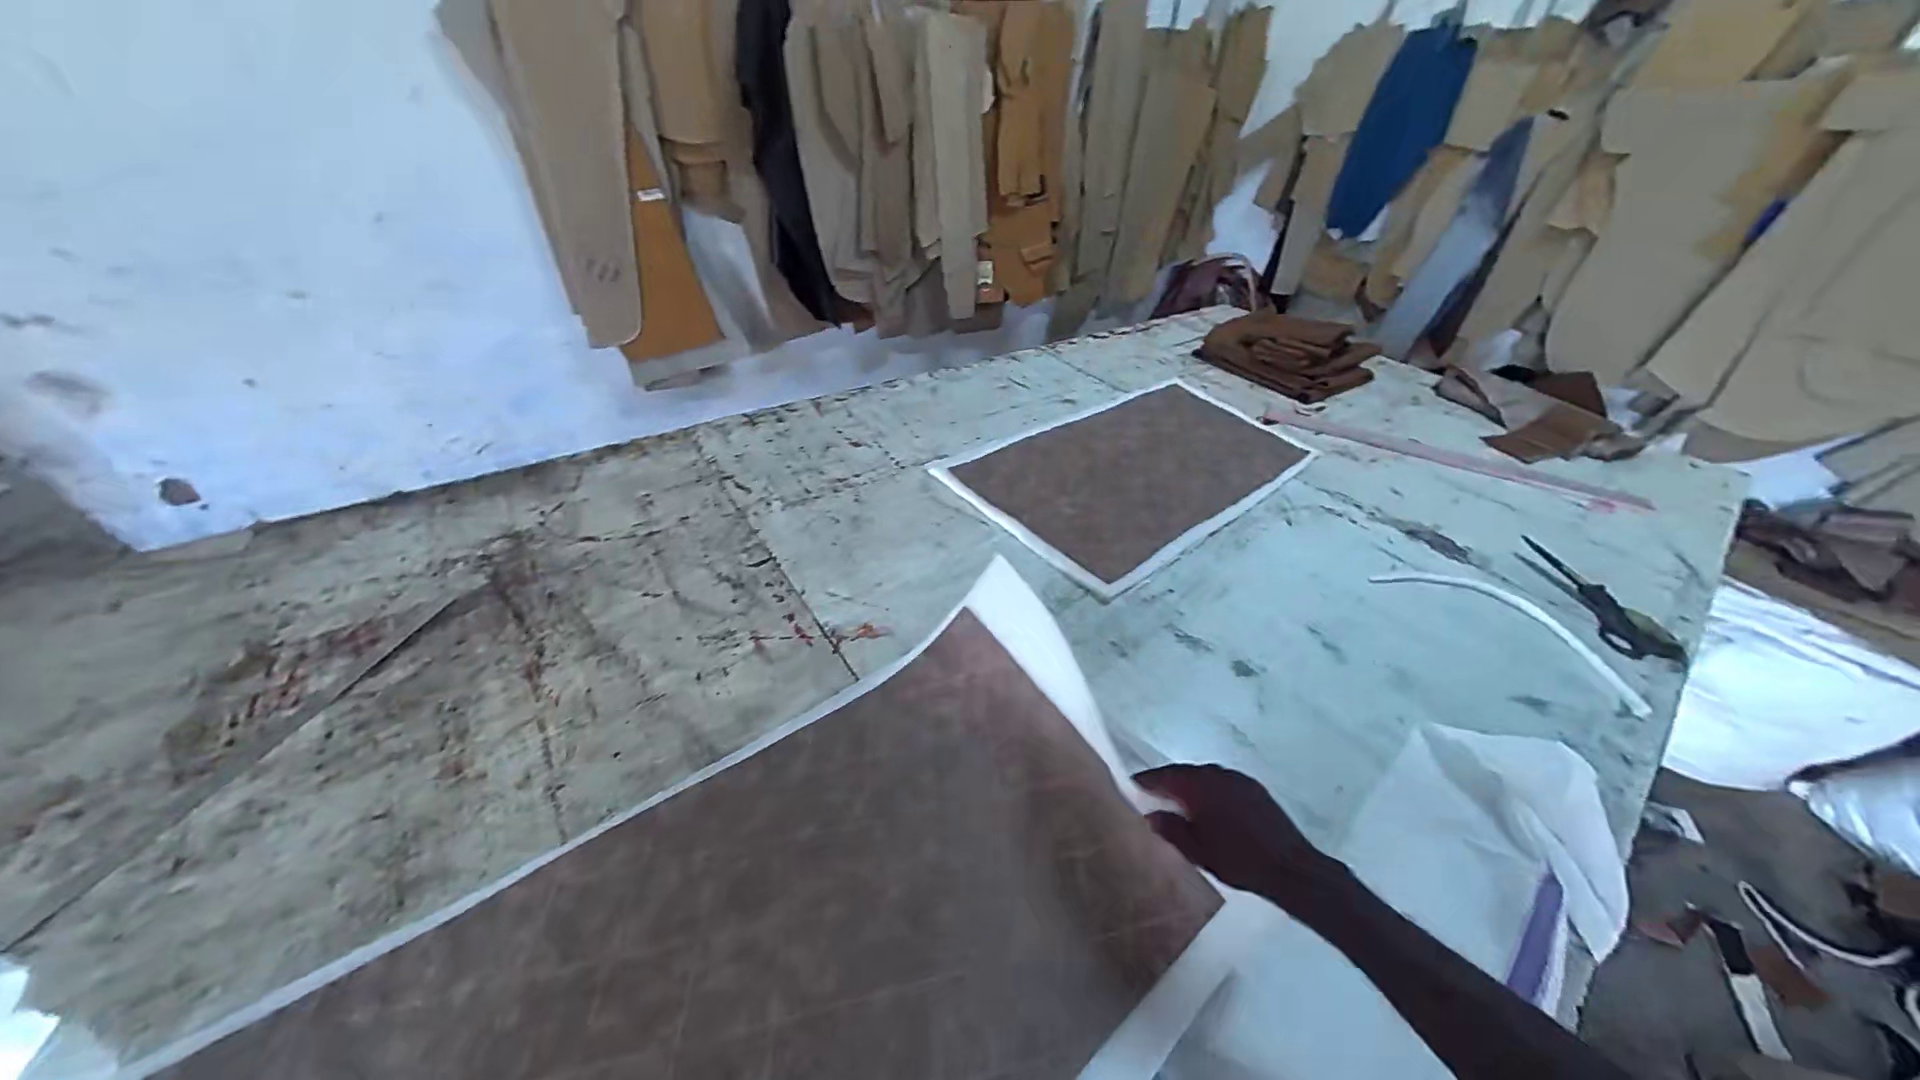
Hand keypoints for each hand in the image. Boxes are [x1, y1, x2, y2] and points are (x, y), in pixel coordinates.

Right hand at [1133, 763, 1339, 899]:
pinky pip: (1222, 782)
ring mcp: (1238, 779)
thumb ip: (1170, 830)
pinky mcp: (1254, 788)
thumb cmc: (1239, 860)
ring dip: (1190, 786)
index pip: (1163, 776)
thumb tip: (1151, 815)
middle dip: (1167, 782)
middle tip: (1152, 796)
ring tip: (1180, 804)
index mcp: (1198, 785)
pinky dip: (1210, 790)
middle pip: (1183, 772)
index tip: (1131, 786)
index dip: (1145, 781)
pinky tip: (1210, 808)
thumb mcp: (1197, 851)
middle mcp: (1216, 773)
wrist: (1292, 869)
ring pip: (1204, 776)